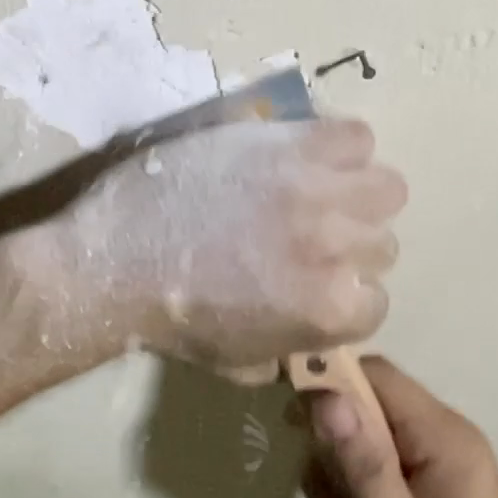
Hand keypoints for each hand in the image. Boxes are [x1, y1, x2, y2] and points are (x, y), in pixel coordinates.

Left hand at [38, 118, 405, 372]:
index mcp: (331, 309)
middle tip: (302, 234)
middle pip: (382, 241)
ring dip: (352, 194)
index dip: (340, 291)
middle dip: (346, 244)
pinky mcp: (285, 144)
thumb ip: (291, 349)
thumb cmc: (170, 318)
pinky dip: (337, 146)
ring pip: (383, 187)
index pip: (376, 300)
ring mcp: (313, 190)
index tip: (308, 279)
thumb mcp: (241, 363)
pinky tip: (299, 157)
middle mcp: (336, 247)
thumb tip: (311, 337)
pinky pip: (353, 134)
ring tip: (307, 193)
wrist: (113, 261)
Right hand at [304, 359, 497, 497]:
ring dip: (340, 474)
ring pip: (363, 434)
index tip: (293, 423)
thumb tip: (326, 397)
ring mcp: (440, 459)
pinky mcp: (431, 481)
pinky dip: (355, 489)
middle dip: (334, 446)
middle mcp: (446, 435)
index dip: (328, 385)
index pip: (376, 375)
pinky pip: (376, 461)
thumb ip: (365, 469)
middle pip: (365, 404)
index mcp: (447, 439)